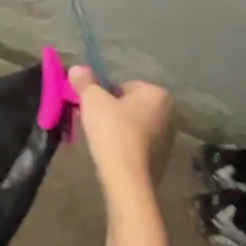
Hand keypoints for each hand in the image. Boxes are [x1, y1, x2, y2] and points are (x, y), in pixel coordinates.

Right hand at [70, 66, 175, 205]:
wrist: (127, 177)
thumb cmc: (112, 131)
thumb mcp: (92, 100)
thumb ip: (84, 81)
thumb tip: (76, 68)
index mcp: (157, 94)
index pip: (123, 85)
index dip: (103, 94)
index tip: (91, 106)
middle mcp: (168, 113)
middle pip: (130, 105)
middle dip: (111, 111)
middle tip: (92, 121)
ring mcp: (167, 137)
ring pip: (134, 125)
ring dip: (118, 128)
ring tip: (100, 139)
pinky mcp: (161, 158)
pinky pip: (137, 144)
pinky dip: (125, 145)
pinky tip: (112, 153)